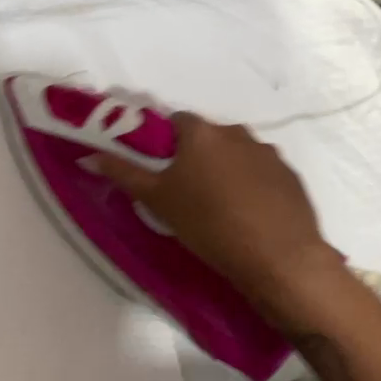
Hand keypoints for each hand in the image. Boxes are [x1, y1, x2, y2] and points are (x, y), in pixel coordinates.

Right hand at [94, 114, 342, 322]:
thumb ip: (123, 173)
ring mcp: (268, 152)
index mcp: (200, 132)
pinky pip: (263, 172)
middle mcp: (235, 132)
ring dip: (226, 169)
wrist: (278, 258)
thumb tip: (89, 156)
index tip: (162, 168)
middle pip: (208, 137)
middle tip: (187, 190)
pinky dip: (253, 185)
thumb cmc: (208, 224)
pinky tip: (249, 214)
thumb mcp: (156, 200)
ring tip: (220, 206)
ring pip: (237, 154)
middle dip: (196, 156)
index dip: (165, 142)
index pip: (176, 121)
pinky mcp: (291, 176)